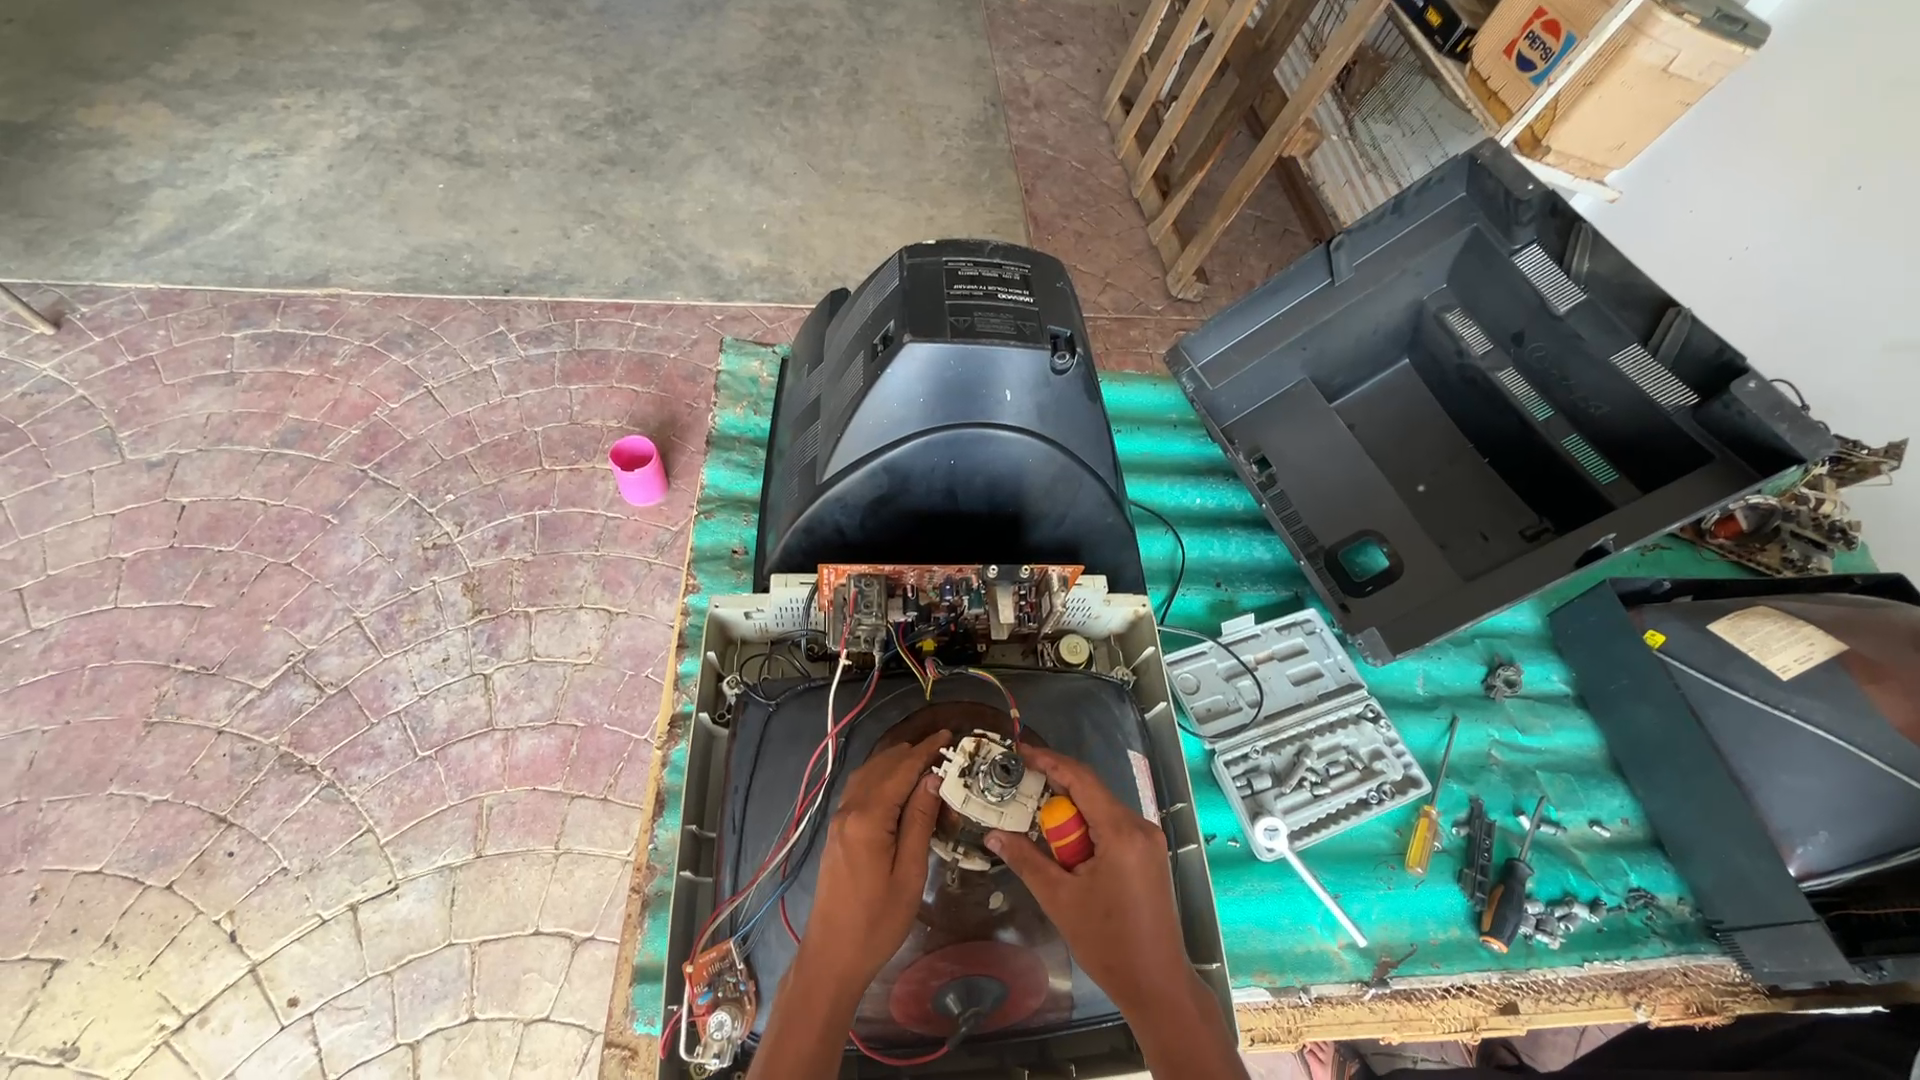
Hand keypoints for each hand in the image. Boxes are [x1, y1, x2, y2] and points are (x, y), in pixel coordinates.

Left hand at [798, 729, 950, 988]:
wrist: (833, 954)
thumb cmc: (878, 921)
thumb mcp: (910, 873)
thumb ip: (919, 822)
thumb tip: (933, 779)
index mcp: (868, 818)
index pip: (901, 771)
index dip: (925, 751)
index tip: (948, 736)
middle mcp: (849, 811)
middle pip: (882, 767)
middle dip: (912, 752)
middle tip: (943, 747)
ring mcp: (839, 820)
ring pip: (868, 775)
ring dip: (894, 762)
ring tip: (924, 757)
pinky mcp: (837, 832)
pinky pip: (859, 790)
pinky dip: (880, 776)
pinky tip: (896, 783)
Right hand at [984, 747, 1190, 1011]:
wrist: (1157, 983)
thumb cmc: (1107, 943)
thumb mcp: (1059, 899)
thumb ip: (1026, 860)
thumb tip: (993, 835)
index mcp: (1121, 832)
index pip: (1081, 779)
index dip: (1050, 762)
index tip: (1021, 754)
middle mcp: (1140, 827)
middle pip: (1091, 792)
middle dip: (1054, 790)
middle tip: (1018, 790)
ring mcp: (1149, 840)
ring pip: (1101, 810)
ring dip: (1069, 813)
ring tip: (1035, 820)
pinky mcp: (1149, 855)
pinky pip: (1111, 827)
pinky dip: (1085, 829)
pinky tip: (1064, 845)